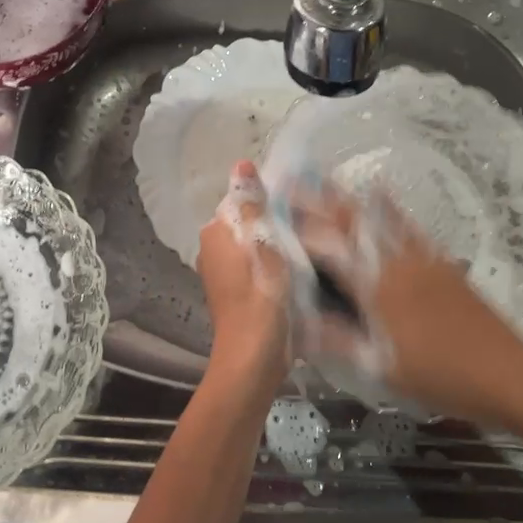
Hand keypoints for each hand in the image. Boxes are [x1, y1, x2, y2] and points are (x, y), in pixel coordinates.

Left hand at [195, 161, 289, 392]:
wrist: (254, 359)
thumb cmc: (260, 297)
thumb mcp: (263, 243)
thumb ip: (253, 204)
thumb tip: (242, 163)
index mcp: (214, 233)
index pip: (243, 201)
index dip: (272, 203)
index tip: (300, 209)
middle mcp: (212, 250)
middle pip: (251, 225)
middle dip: (277, 224)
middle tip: (310, 229)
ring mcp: (223, 275)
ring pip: (257, 247)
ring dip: (279, 247)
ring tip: (310, 249)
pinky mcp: (237, 295)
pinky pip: (259, 268)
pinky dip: (276, 268)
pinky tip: (300, 275)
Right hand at [296, 189, 522, 422]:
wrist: (507, 373)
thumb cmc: (440, 375)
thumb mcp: (382, 368)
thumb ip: (337, 341)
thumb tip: (294, 323)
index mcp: (374, 287)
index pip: (329, 248)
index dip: (299, 227)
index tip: (274, 207)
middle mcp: (393, 262)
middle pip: (351, 223)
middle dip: (319, 199)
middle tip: (294, 178)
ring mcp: (418, 257)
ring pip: (376, 218)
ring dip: (348, 196)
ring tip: (325, 176)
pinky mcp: (438, 260)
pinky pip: (407, 224)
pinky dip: (389, 205)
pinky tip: (381, 191)